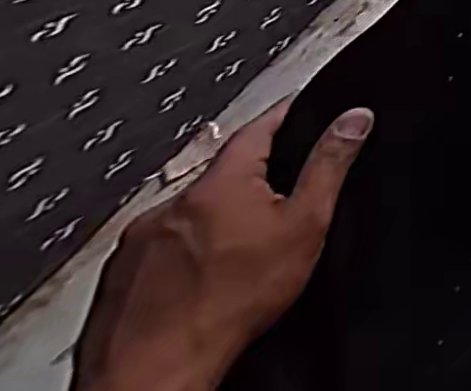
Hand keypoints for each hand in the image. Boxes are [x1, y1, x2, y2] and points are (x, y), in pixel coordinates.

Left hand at [71, 100, 372, 390]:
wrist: (154, 378)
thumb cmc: (230, 304)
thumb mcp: (305, 223)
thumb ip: (330, 164)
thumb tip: (354, 118)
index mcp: (219, 185)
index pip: (258, 128)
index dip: (284, 113)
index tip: (299, 106)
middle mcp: (169, 207)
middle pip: (224, 172)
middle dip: (254, 176)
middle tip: (282, 194)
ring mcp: (136, 245)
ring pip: (191, 211)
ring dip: (217, 216)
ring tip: (244, 246)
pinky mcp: (117, 279)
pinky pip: (161, 246)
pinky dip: (187, 250)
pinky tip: (207, 275)